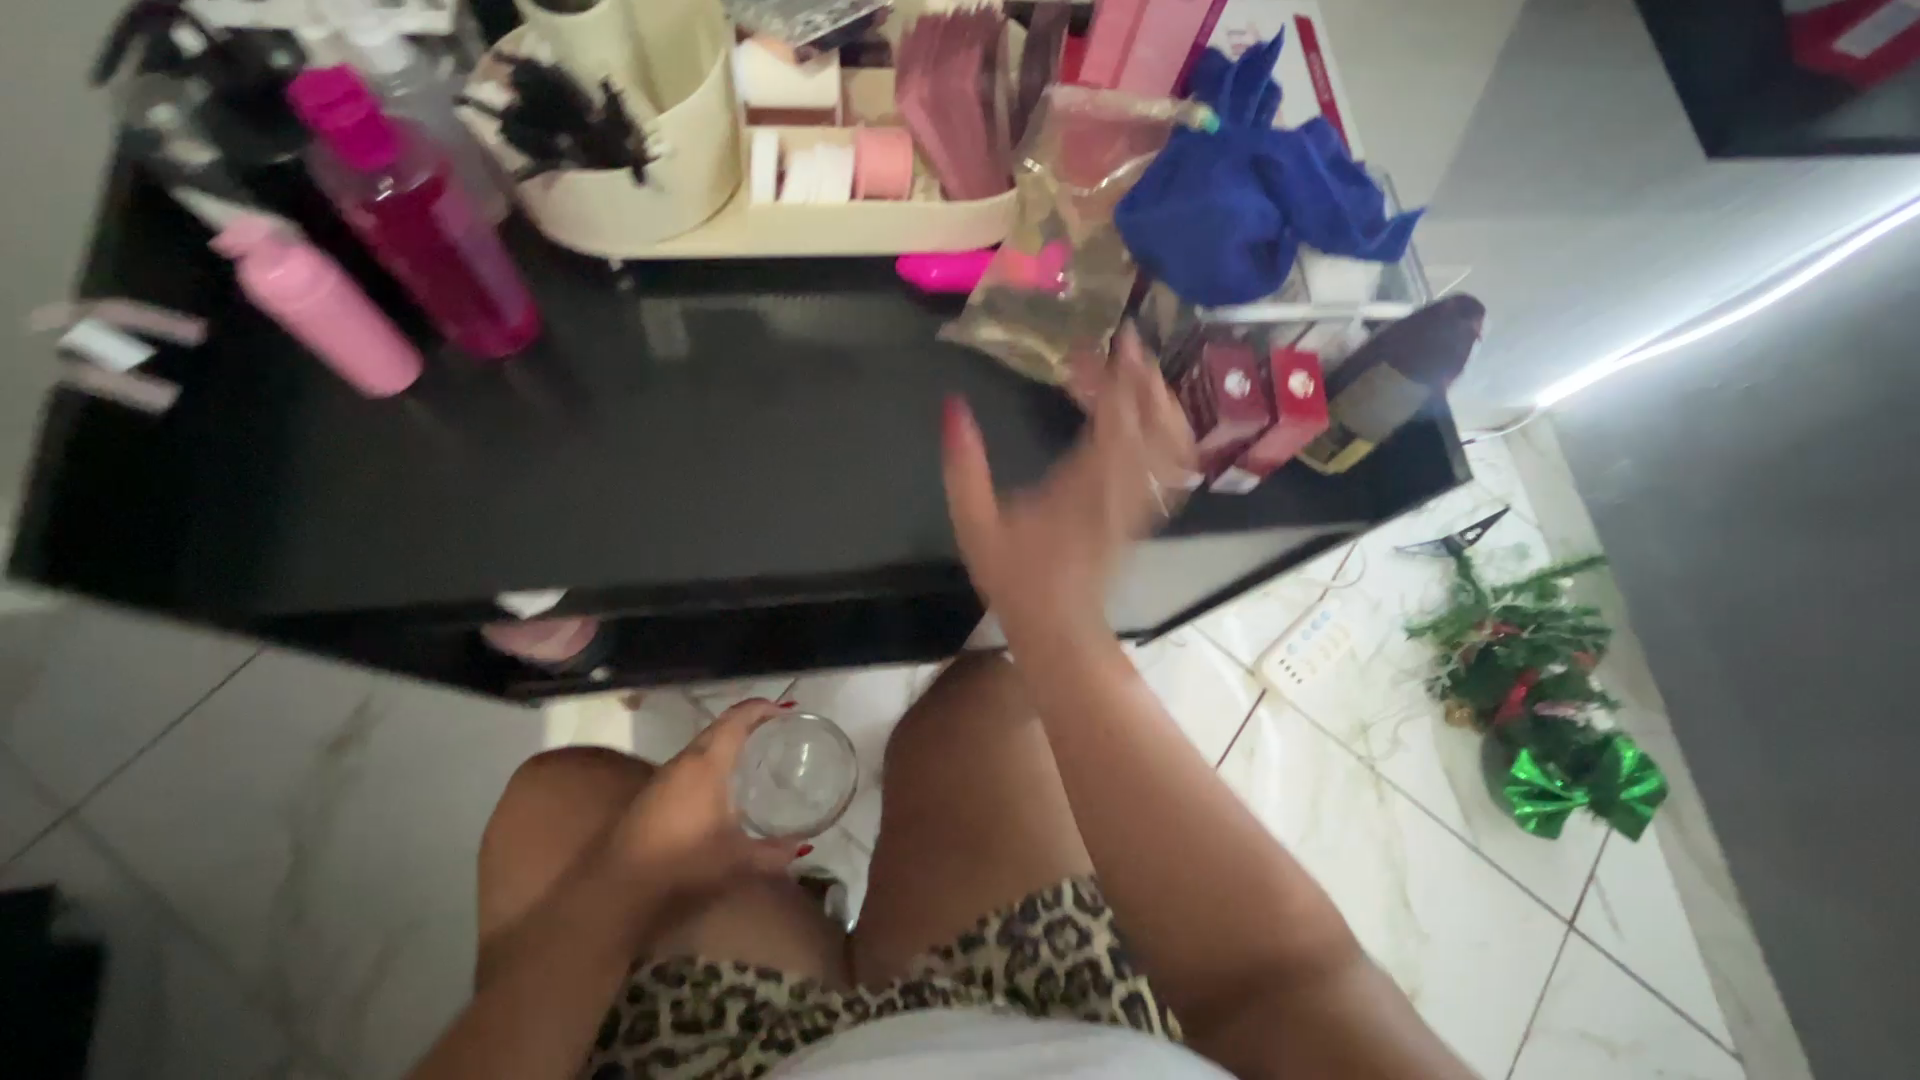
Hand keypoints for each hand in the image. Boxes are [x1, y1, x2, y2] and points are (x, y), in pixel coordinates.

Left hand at [602, 700, 798, 905]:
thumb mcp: (737, 861)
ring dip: (728, 742)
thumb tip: (802, 846)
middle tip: (778, 729)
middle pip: (719, 727)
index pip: (736, 720)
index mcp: (706, 764)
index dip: (761, 708)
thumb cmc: (682, 864)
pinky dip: (713, 761)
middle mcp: (684, 761)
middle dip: (748, 722)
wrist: (619, 888)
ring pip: (702, 746)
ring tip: (758, 753)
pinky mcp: (653, 794)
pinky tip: (725, 785)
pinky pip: (690, 764)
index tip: (786, 710)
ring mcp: (664, 777)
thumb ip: (774, 852)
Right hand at [943, 323, 1197, 640]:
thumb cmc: (1015, 578)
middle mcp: (1122, 490)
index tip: (1102, 344)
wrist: (1057, 627)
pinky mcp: (1144, 512)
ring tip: (1141, 370)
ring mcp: (1139, 503)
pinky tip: (1151, 415)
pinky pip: (1171, 465)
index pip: (1114, 421)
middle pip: (1156, 424)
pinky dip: (1169, 431)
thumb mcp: (975, 524)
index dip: (1114, 377)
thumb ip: (963, 467)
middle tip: (1125, 344)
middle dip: (1145, 377)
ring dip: (1162, 401)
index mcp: (1083, 487)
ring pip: (1172, 443)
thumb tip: (952, 408)